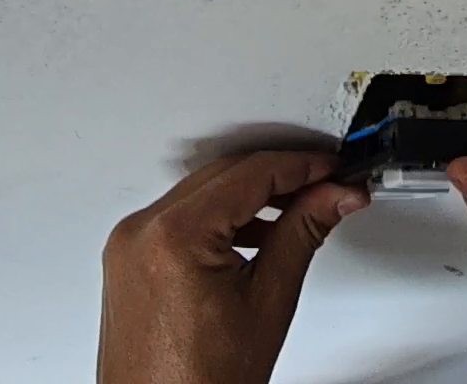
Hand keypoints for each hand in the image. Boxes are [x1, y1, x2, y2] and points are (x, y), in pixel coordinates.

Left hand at [99, 151, 368, 383]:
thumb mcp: (268, 301)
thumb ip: (305, 231)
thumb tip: (335, 194)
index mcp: (175, 236)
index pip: (253, 174)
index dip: (303, 166)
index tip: (335, 169)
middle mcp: (143, 231)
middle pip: (229, 172)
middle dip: (284, 175)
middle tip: (328, 184)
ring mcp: (131, 242)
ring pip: (208, 187)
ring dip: (256, 190)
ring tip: (302, 204)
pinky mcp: (131, 255)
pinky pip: (186, 212)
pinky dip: (225, 212)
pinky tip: (259, 226)